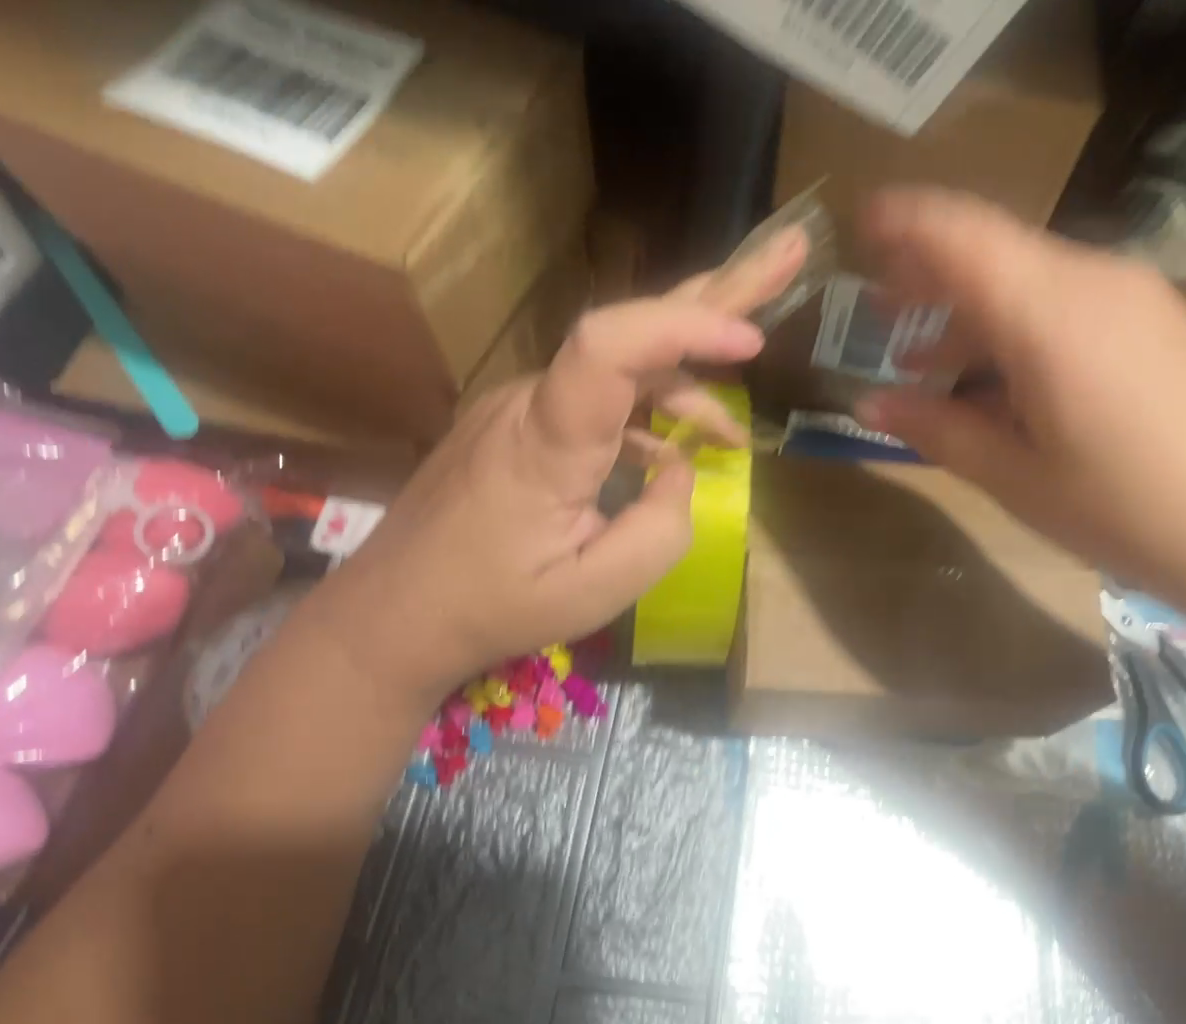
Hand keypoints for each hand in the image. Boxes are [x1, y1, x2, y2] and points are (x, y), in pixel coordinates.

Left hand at [304, 230, 806, 706]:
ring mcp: (525, 402)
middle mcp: (533, 399)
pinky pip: (601, 392)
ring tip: (736, 432)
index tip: (752, 344)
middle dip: (717, 292)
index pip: (610, 346)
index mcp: (547, 441)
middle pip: (631, 323)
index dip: (684, 328)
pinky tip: (681, 448)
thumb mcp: (595, 592)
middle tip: (790, 250)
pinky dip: (652, 408)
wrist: (396, 610)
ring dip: (689, 379)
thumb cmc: (493, 606)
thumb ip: (661, 528)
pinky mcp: (524, 418)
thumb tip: (681, 466)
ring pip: (622, 360)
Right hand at [854, 188, 1185, 632]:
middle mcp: (1094, 280)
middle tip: (879, 311)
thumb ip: (938, 429)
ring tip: (929, 363)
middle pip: (994, 251)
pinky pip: (1074, 306)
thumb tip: (870, 401)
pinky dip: (1022, 329)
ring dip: (975, 312)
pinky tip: (1007, 384)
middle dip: (929, 276)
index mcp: (1046, 307)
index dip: (899, 223)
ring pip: (1033, 280)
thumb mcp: (1020, 478)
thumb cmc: (1133, 511)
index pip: (955, 231)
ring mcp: (1139, 300)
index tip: (856, 235)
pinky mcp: (1168, 328)